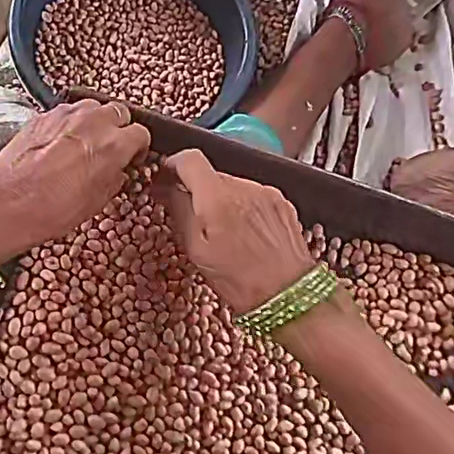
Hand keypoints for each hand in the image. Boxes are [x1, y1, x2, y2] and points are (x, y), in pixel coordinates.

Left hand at [0, 100, 149, 263]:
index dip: (138, 147)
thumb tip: (116, 173)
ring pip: (92, 107)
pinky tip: (61, 142)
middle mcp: (94, 122)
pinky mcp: (44, 115)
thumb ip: (113, 179)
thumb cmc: (51, 207)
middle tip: (110, 147)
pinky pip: (66, 112)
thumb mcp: (96, 202)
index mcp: (115, 144)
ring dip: (94, 121)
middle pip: (119, 112)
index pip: (141, 133)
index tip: (132, 156)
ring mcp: (67, 115)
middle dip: (118, 128)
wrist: (11, 201)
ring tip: (85, 142)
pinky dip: (69, 123)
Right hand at [153, 149, 314, 312]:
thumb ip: (180, 212)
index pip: (190, 159)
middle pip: (211, 174)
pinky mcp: (282, 202)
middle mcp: (244, 188)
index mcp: (217, 199)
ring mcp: (266, 193)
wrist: (287, 294)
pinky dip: (242, 207)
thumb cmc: (240, 280)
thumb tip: (168, 189)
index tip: (166, 178)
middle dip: (197, 190)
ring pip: (232, 185)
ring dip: (221, 200)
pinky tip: (243, 234)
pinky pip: (252, 195)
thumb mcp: (197, 250)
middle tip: (191, 216)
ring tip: (222, 232)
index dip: (173, 165)